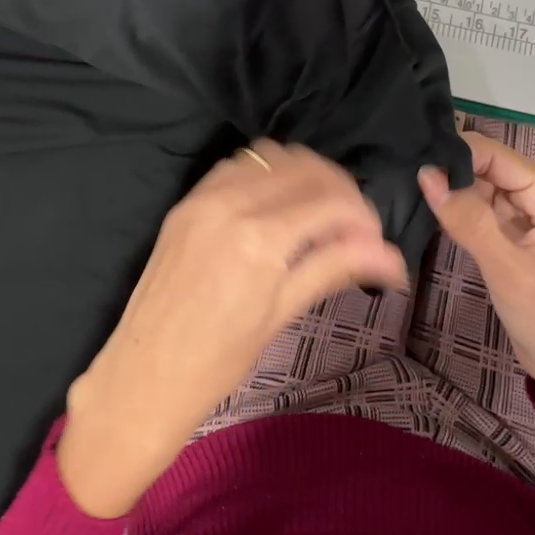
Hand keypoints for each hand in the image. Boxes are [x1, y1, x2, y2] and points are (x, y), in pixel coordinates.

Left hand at [59, 141, 408, 516]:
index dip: (364, 218)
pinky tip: (277, 203)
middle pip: (306, 168)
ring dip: (304, 174)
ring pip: (272, 157)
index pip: (331, 203)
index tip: (377, 242)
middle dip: (341, 190)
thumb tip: (392, 257)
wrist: (142, 376)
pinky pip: (236, 166)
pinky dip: (267, 173)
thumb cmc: (217, 362)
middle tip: (354, 225)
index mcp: (260, 239)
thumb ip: (333, 268)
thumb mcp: (281, 314)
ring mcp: (204, 198)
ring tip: (319, 210)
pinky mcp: (186, 201)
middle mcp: (232, 204)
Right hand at [419, 132, 534, 442]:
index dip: (455, 155)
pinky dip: (460, 214)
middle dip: (450, 171)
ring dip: (452, 192)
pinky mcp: (518, 241)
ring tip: (405, 185)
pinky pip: (485, 215)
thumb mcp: (508, 270)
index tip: (410, 160)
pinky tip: (428, 209)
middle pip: (489, 169)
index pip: (497, 156)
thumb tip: (426, 173)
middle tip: (400, 173)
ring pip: (483, 191)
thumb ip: (467, 219)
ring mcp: (531, 221)